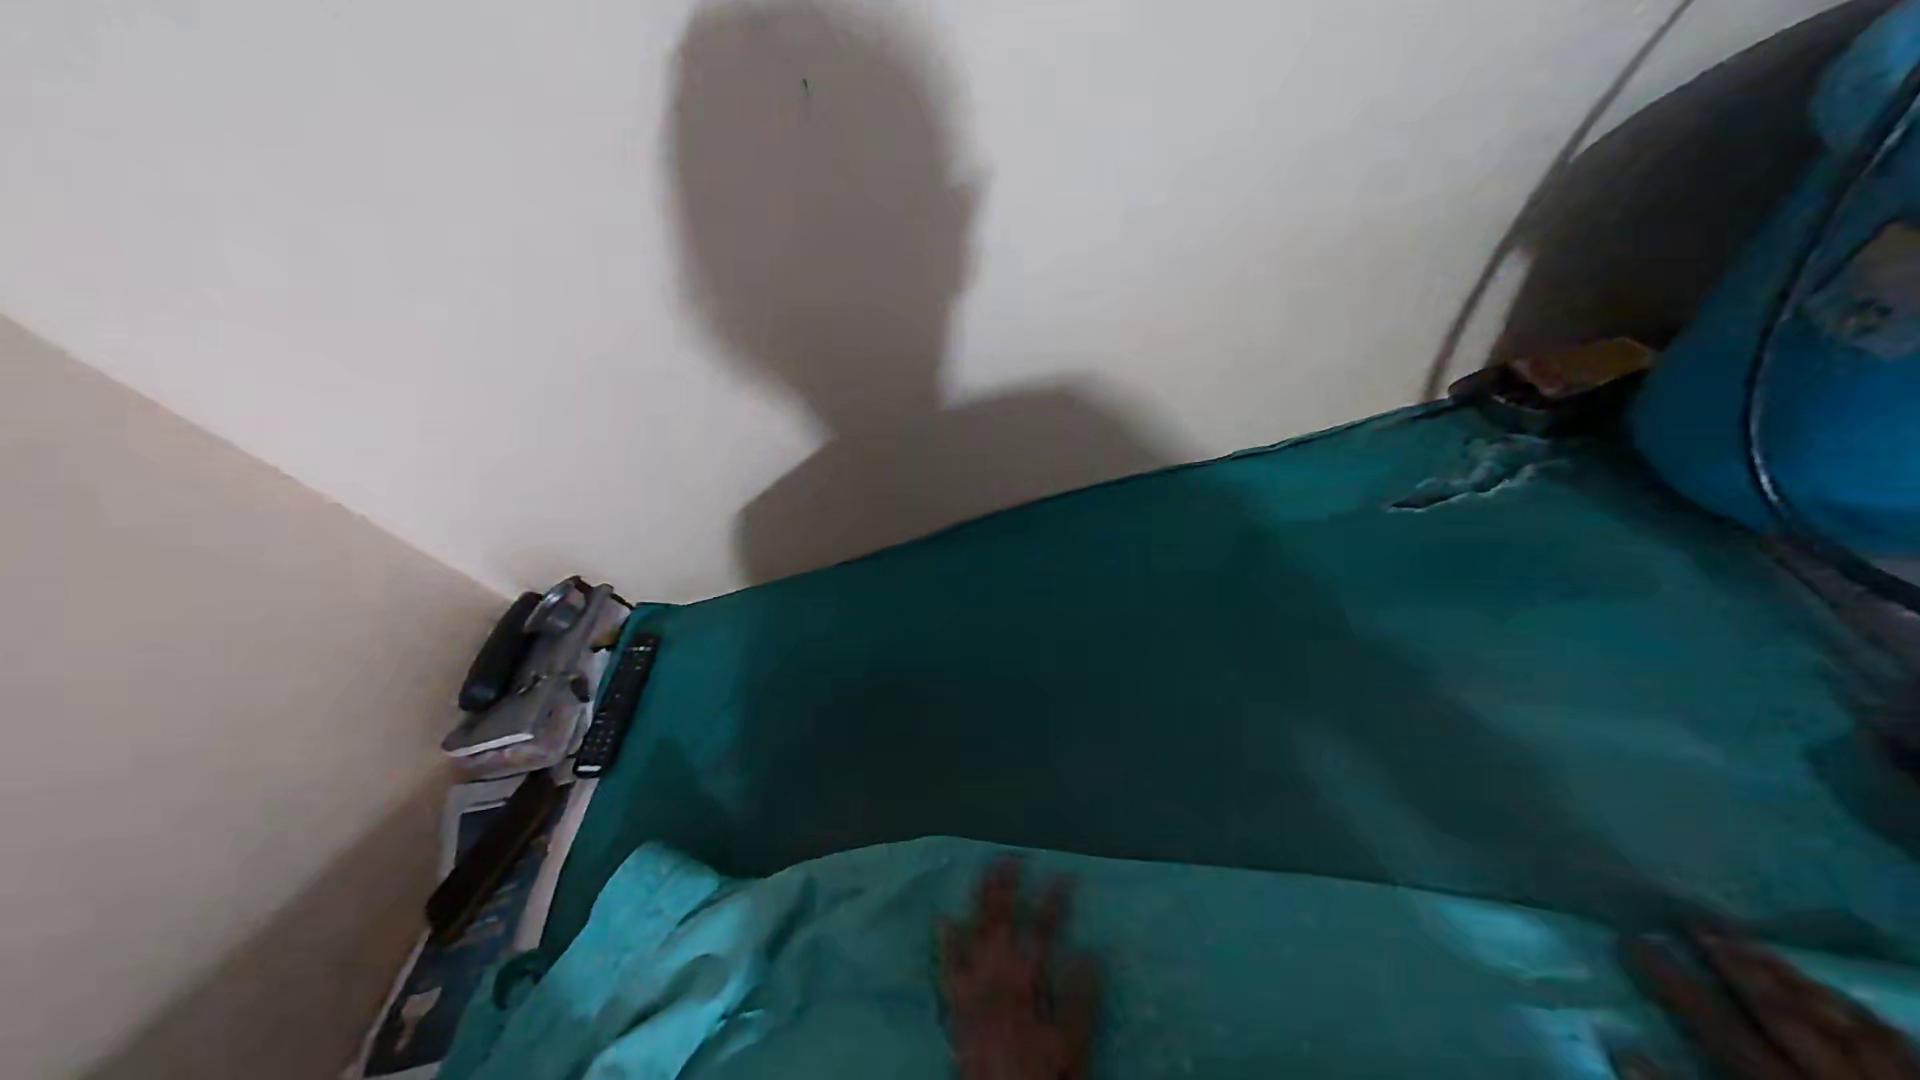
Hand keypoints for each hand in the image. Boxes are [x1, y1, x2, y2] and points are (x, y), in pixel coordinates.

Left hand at [938, 858, 1099, 1079]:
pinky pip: (947, 965)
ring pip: (973, 931)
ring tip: (985, 870)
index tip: (1067, 874)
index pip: (1044, 929)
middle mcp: (994, 977)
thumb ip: (1081, 1001)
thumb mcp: (1073, 1045)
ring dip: (979, 899)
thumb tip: (1090, 955)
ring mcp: (971, 988)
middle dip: (1005, 884)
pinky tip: (942, 918)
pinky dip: (945, 941)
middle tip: (1012, 856)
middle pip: (1000, 920)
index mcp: (1026, 982)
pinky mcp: (956, 1005)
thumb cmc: (1041, 1076)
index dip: (1055, 899)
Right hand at [1623, 928, 1918, 1079]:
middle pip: (1785, 1014)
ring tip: (1754, 944)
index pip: (1720, 1028)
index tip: (1636, 942)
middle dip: (1737, 965)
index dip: (1675, 983)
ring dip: (1794, 980)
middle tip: (1697, 922)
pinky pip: (1902, 1048)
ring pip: (1843, 1023)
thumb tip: (1626, 1053)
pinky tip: (1842, 998)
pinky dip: (1864, 1017)